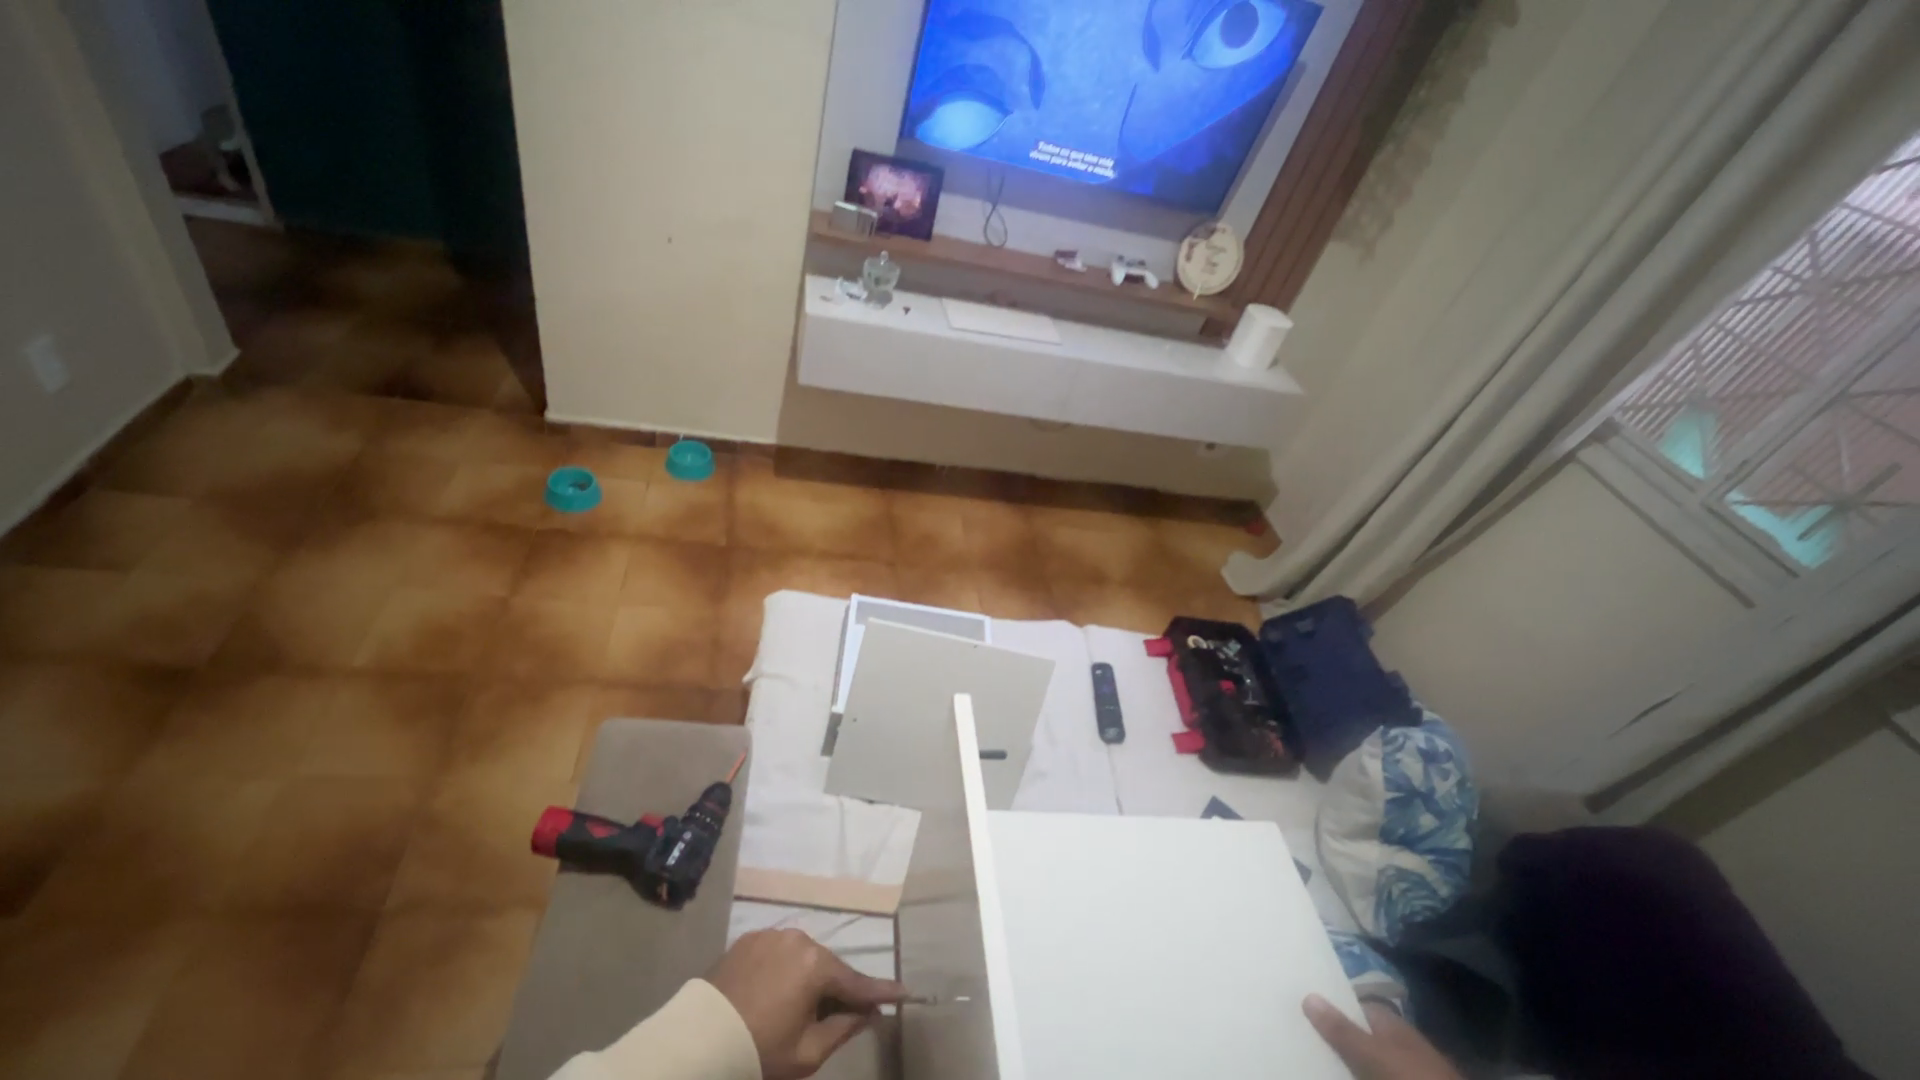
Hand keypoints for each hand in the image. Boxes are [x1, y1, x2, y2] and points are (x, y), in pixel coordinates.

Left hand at [706, 929, 905, 1079]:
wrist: (696, 1043)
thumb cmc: (758, 1051)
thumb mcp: (807, 1052)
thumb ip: (844, 1028)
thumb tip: (868, 1014)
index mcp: (816, 964)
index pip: (857, 982)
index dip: (881, 992)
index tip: (904, 993)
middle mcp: (797, 939)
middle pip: (829, 967)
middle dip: (838, 989)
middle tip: (847, 1012)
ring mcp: (770, 936)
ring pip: (803, 959)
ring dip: (810, 978)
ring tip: (806, 1006)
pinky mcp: (747, 941)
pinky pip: (778, 954)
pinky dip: (785, 971)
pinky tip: (779, 993)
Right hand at [1304, 995, 1463, 1079]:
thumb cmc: (1413, 1077)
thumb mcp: (1373, 1054)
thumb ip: (1342, 1029)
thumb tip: (1308, 995)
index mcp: (1391, 1024)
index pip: (1355, 1007)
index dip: (1330, 1007)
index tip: (1301, 1010)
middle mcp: (1397, 1043)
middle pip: (1358, 1035)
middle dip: (1333, 1037)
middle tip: (1298, 1037)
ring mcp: (1402, 1069)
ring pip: (1364, 1061)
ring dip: (1343, 1063)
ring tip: (1309, 1060)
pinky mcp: (1400, 1079)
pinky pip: (1371, 1074)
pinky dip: (1355, 1075)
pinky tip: (1339, 1075)